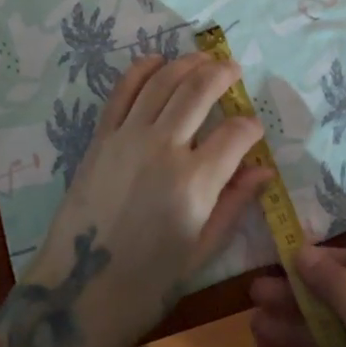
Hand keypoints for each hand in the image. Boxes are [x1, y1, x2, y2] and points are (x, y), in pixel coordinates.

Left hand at [0, 53, 271, 346]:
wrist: (81, 289)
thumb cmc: (149, 282)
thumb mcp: (201, 251)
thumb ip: (234, 205)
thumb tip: (264, 171)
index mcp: (195, 182)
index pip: (234, 135)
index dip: (250, 127)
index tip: (255, 128)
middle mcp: (163, 148)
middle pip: (198, 92)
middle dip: (221, 74)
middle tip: (233, 68)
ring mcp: (128, 137)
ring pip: (163, 82)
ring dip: (186, 63)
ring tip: (204, 58)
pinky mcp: (102, 136)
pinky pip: (123, 91)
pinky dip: (141, 70)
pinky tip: (156, 60)